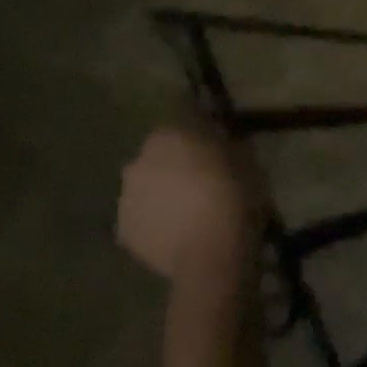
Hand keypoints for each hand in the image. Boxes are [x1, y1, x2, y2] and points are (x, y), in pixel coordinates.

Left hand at [117, 125, 258, 284]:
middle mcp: (139, 159)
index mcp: (169, 134)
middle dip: (177, 158)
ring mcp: (125, 197)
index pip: (183, 114)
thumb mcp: (244, 155)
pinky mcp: (122, 230)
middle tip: (204, 173)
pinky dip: (156, 216)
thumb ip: (223, 140)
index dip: (200, 123)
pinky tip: (178, 228)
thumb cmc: (236, 193)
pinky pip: (142, 214)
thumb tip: (216, 136)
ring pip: (147, 184)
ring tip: (190, 205)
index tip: (215, 132)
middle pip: (160, 152)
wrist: (212, 252)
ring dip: (163, 188)